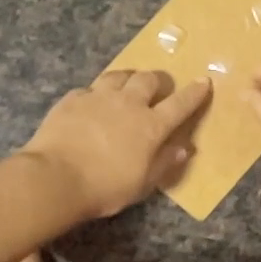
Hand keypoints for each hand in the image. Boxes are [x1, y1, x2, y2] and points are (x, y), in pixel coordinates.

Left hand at [20, 70, 211, 217]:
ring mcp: (98, 97)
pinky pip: (90, 88)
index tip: (204, 81)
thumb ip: (164, 162)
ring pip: (119, 75)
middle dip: (158, 80)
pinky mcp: (72, 99)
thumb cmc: (107, 187)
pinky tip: (94, 103)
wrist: (56, 178)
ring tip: (128, 86)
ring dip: (128, 78)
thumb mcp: (143, 183)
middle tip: (159, 88)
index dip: (194, 92)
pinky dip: (97, 93)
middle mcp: (128, 104)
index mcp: (151, 126)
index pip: (180, 104)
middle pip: (148, 79)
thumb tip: (183, 148)